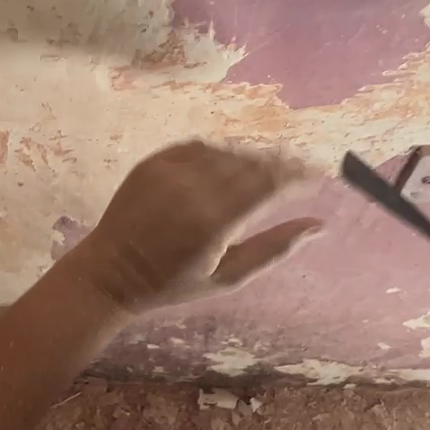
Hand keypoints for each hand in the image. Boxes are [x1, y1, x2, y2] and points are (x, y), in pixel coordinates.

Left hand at [70, 140, 319, 314]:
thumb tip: (318, 225)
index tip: (316, 173)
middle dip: (278, 163)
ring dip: (249, 157)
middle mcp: (193, 189)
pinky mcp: (152, 162)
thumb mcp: (228, 278)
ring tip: (264, 169)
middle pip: (250, 162)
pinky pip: (196, 146)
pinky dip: (218, 152)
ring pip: (225, 151)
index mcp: (215, 222)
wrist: (111, 271)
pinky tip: (227, 163)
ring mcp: (169, 171)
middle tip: (296, 169)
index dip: (297, 174)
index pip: (269, 183)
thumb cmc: (172, 284)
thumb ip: (273, 249)